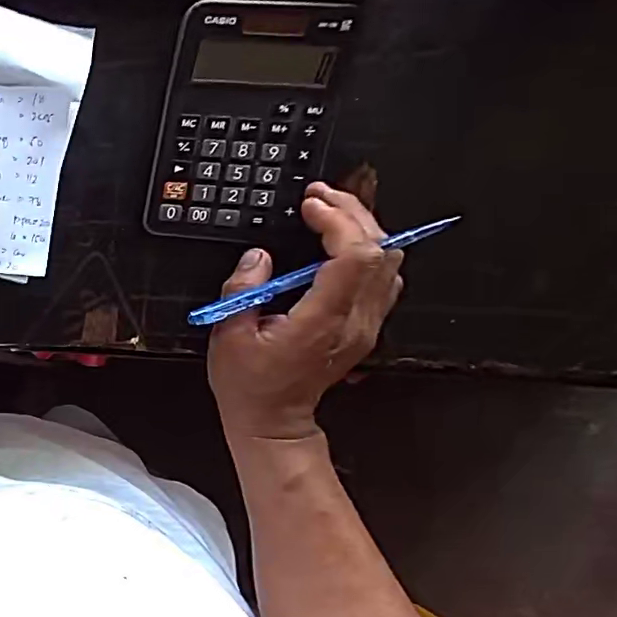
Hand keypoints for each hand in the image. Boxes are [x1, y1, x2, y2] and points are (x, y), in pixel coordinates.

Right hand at [207, 182, 403, 440]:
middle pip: (380, 251)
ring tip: (331, 212)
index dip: (338, 221)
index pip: (354, 256)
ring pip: (389, 261)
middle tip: (322, 197)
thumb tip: (259, 257)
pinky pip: (383, 278)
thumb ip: (243, 291)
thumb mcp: (227, 336)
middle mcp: (354, 321)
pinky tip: (342, 243)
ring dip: (364, 229)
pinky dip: (368, 250)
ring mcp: (365, 324)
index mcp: (321, 322)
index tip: (310, 206)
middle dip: (353, 213)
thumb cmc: (248, 384)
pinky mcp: (364, 326)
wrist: (272, 419)